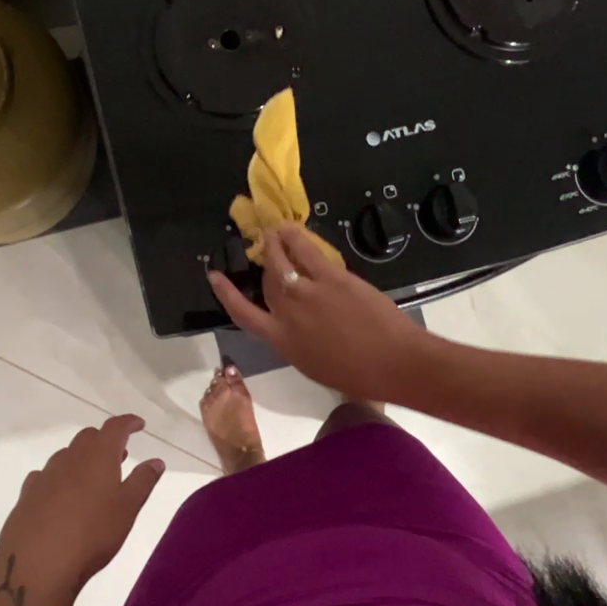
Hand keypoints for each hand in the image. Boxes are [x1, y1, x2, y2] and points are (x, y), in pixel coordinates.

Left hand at [0, 415, 164, 597]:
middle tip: (119, 456)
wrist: (37, 567)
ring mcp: (44, 476)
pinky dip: (58, 477)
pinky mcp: (26, 495)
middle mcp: (69, 459)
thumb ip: (143, 481)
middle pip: (88, 437)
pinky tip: (60, 495)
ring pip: (66, 455)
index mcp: (98, 457)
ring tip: (92, 478)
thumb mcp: (127, 510)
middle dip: (105, 441)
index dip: (128, 422)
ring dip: (81, 458)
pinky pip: (45, 476)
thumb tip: (156, 460)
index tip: (139, 425)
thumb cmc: (92, 536)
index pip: (115, 427)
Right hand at [207, 224, 432, 402]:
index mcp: (281, 341)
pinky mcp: (330, 277)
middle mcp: (286, 313)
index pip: (242, 314)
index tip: (214, 276)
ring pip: (281, 261)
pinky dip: (295, 237)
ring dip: (274, 243)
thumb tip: (294, 326)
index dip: (226, 293)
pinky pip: (305, 251)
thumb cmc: (359, 375)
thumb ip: (297, 342)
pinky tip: (291, 230)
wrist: (392, 361)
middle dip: (263, 263)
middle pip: (266, 281)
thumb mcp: (314, 365)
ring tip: (274, 231)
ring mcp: (307, 292)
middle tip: (263, 247)